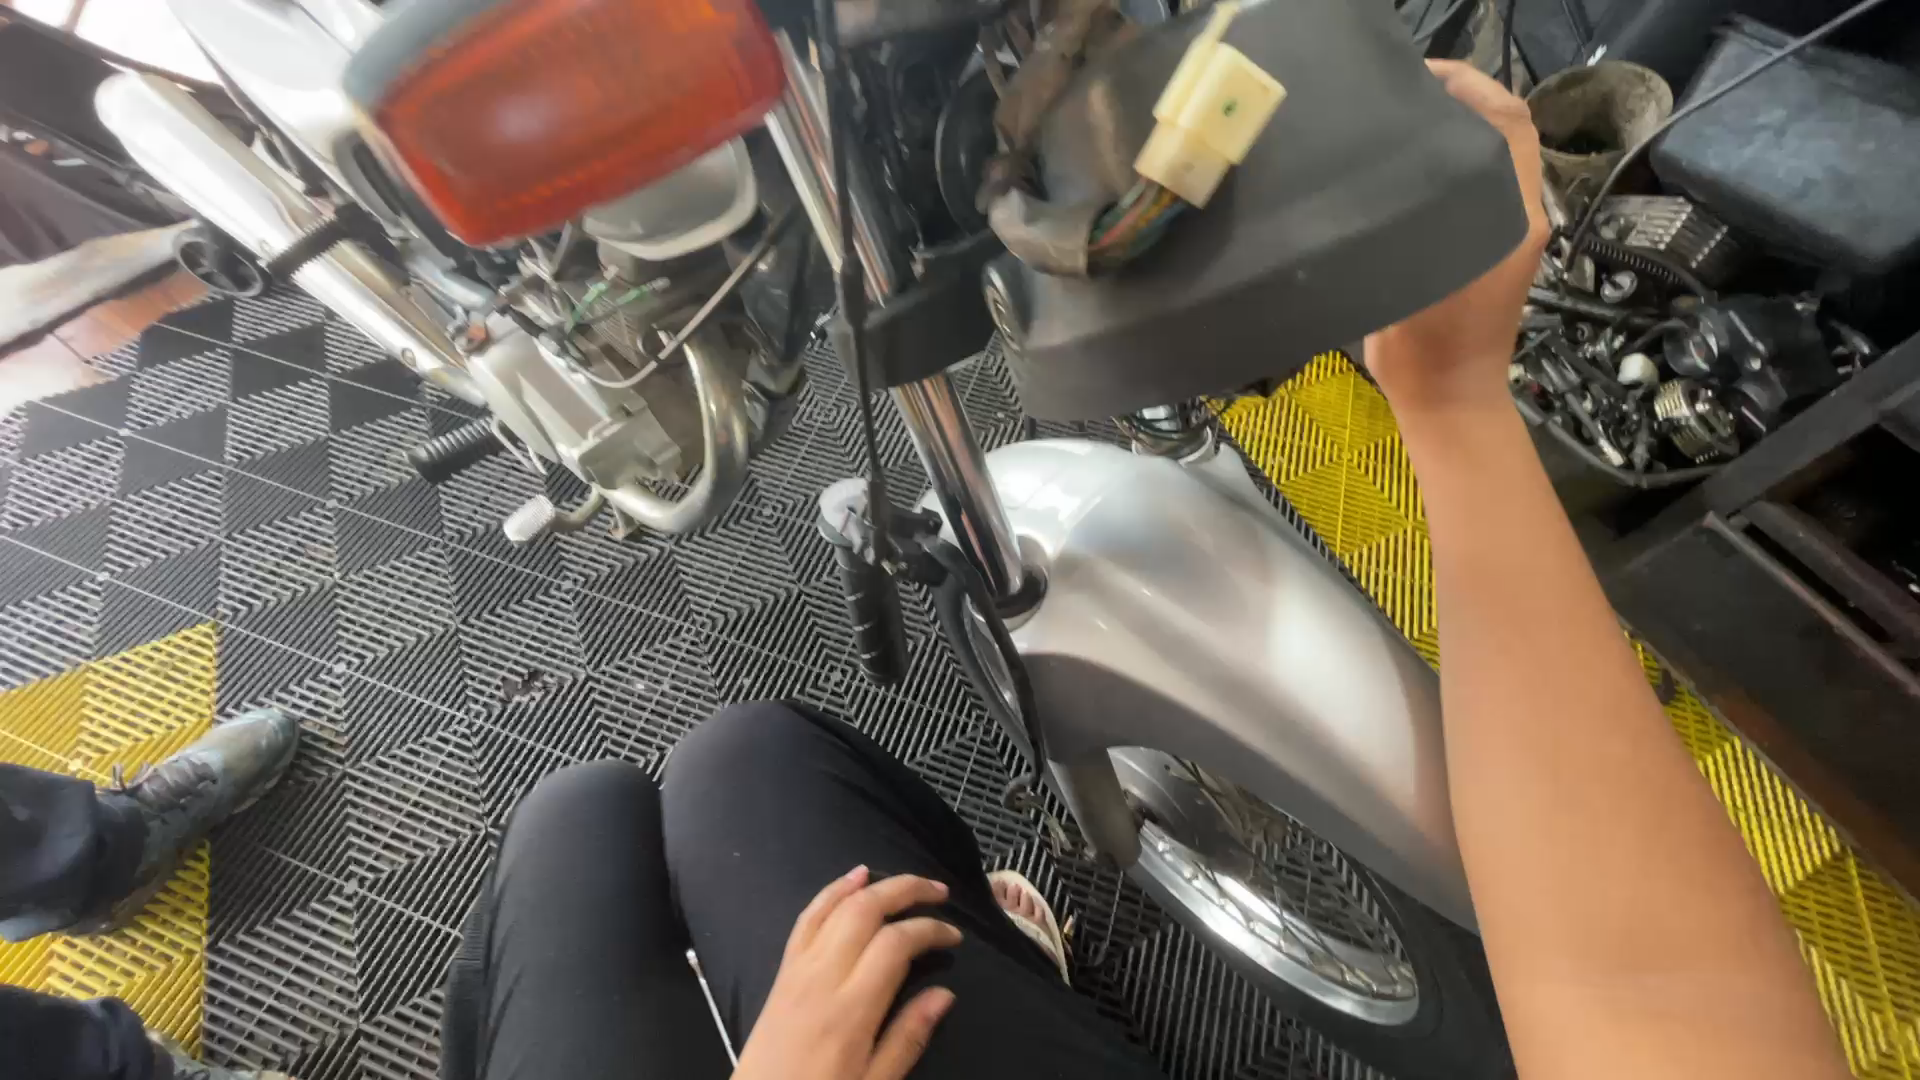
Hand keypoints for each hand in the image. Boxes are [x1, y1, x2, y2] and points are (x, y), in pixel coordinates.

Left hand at [732, 866, 961, 1079]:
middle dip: (907, 890)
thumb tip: (945, 993)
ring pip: (838, 906)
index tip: (953, 935)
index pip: (895, 944)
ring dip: (874, 884)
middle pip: (867, 910)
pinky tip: (854, 877)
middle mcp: (824, 976)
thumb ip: (908, 1038)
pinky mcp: (784, 969)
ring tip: (906, 879)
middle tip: (939, 893)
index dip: (929, 930)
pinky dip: (833, 891)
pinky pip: (808, 917)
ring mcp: (800, 968)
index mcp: (851, 1010)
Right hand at [1365, 60, 1549, 419]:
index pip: (1507, 126)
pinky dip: (1443, 170)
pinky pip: (1469, 193)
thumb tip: (1396, 175)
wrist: (1446, 398)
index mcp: (1511, 217)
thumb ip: (1417, 228)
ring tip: (1397, 129)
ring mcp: (1501, 234)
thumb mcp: (1416, 284)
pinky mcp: (1481, 251)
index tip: (1420, 78)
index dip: (1471, 90)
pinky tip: (1401, 177)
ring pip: (1485, 162)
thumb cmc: (1427, 350)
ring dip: (1450, 135)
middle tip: (1399, 98)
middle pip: (1500, 135)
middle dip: (1459, 103)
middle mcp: (1516, 216)